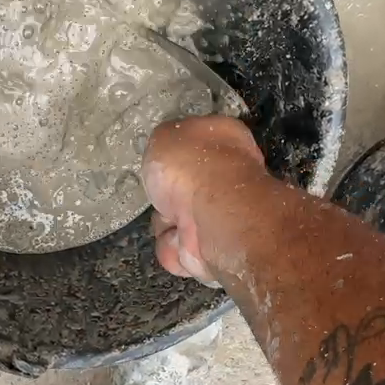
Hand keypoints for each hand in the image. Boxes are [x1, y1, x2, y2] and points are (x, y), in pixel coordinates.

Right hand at [141, 115, 272, 284]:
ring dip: (165, 224)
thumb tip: (163, 152)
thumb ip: (162, 142)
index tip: (160, 164)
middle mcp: (224, 178)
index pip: (191, 148)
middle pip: (174, 191)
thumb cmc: (192, 169)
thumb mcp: (164, 136)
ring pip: (169, 222)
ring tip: (175, 220)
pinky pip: (174, 249)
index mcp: (223, 141)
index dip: (170, 157)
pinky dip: (172, 247)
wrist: (214, 215)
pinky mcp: (210, 247)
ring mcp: (218, 215)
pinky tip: (180, 239)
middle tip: (164, 196)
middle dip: (163, 199)